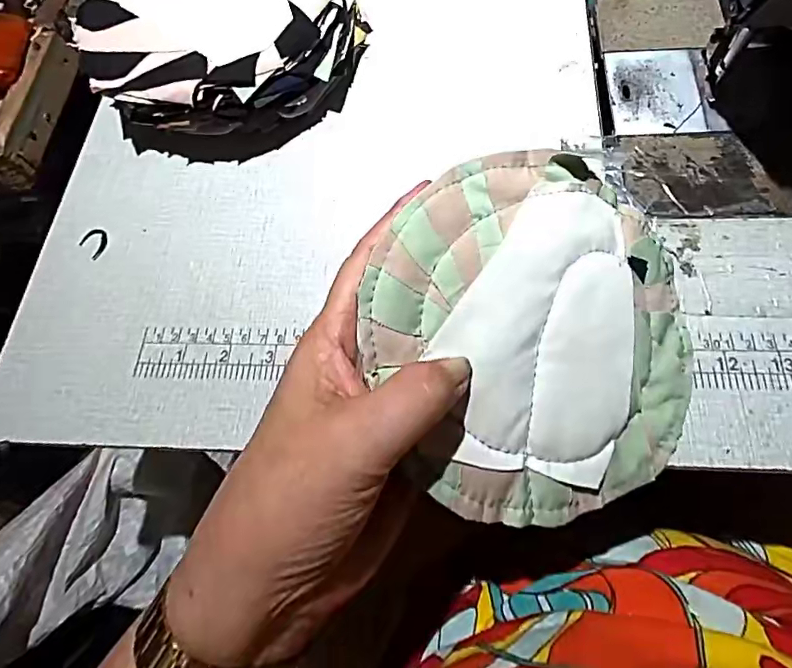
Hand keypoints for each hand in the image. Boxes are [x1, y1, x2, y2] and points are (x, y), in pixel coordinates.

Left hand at [160, 184, 469, 665]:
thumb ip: (410, 395)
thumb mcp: (346, 442)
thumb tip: (468, 360)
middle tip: (503, 243)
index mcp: (332, 345)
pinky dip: (483, 389)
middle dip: (451, 273)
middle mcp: (365, 364)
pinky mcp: (413, 444)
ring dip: (474, 332)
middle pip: (414, 305)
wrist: (269, 601)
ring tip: (522, 298)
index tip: (435, 191)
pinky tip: (517, 372)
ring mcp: (391, 405)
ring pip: (440, 355)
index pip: (365, 268)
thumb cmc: (284, 506)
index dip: (396, 225)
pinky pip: (454, 405)